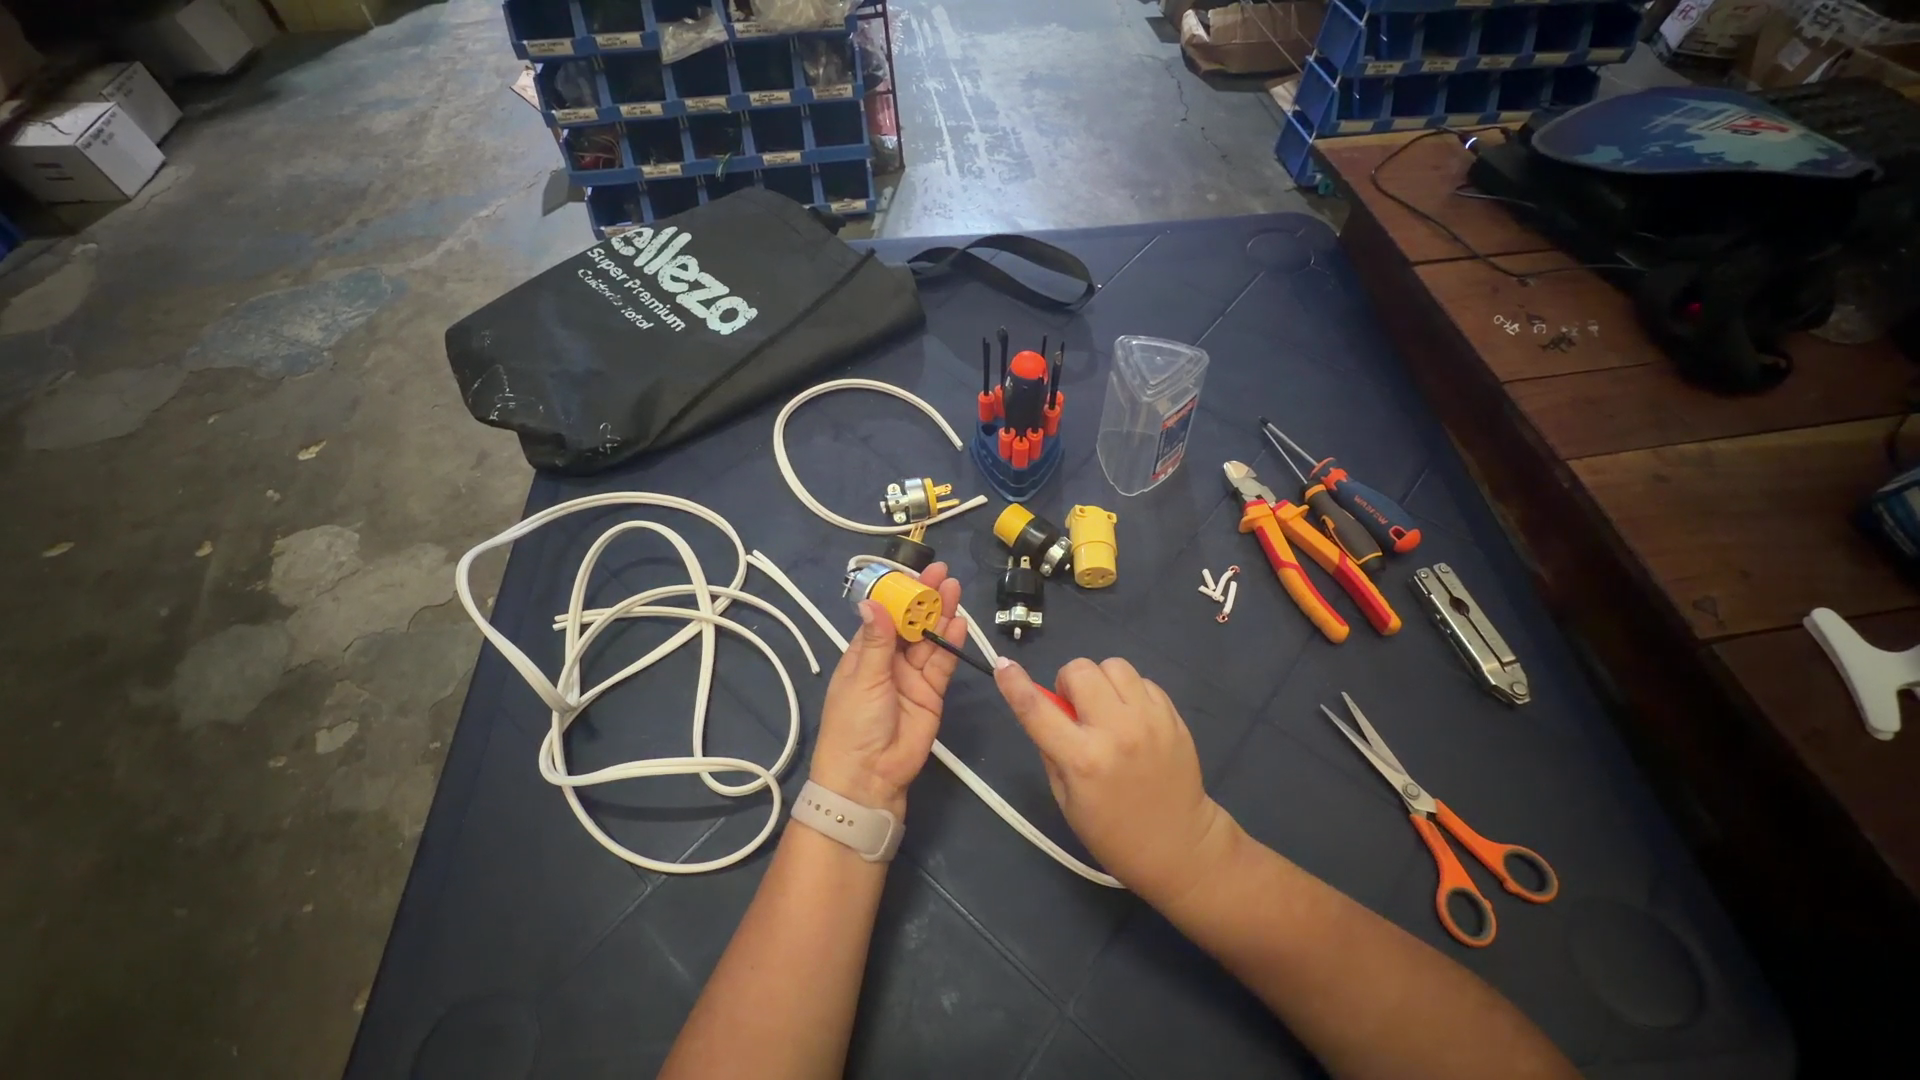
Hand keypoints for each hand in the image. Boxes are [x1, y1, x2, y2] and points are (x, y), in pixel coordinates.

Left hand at [810, 563, 964, 817]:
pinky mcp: (932, 694)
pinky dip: (951, 643)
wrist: (870, 777)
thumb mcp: (863, 678)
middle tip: (942, 573)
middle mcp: (889, 662)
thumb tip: (871, 601)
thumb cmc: (854, 724)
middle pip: (911, 624)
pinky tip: (959, 622)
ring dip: (941, 615)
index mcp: (863, 655)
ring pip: (930, 640)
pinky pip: (943, 663)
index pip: (884, 616)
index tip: (914, 572)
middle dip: (925, 599)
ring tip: (954, 590)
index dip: (899, 594)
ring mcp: (912, 677)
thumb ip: (875, 641)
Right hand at [994, 657, 1239, 906]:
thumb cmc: (1111, 832)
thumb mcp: (1065, 798)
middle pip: (1081, 670)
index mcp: (1082, 759)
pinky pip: (1142, 681)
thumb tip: (1045, 708)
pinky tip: (1131, 718)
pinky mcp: (1173, 717)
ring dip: (1101, 682)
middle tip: (1075, 710)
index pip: (1037, 709)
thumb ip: (1052, 748)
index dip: (1014, 683)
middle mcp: (1116, 731)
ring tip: (1106, 710)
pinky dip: (1129, 693)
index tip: (1003, 665)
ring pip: (1114, 665)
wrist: (1177, 845)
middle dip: (1069, 683)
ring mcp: (1149, 720)